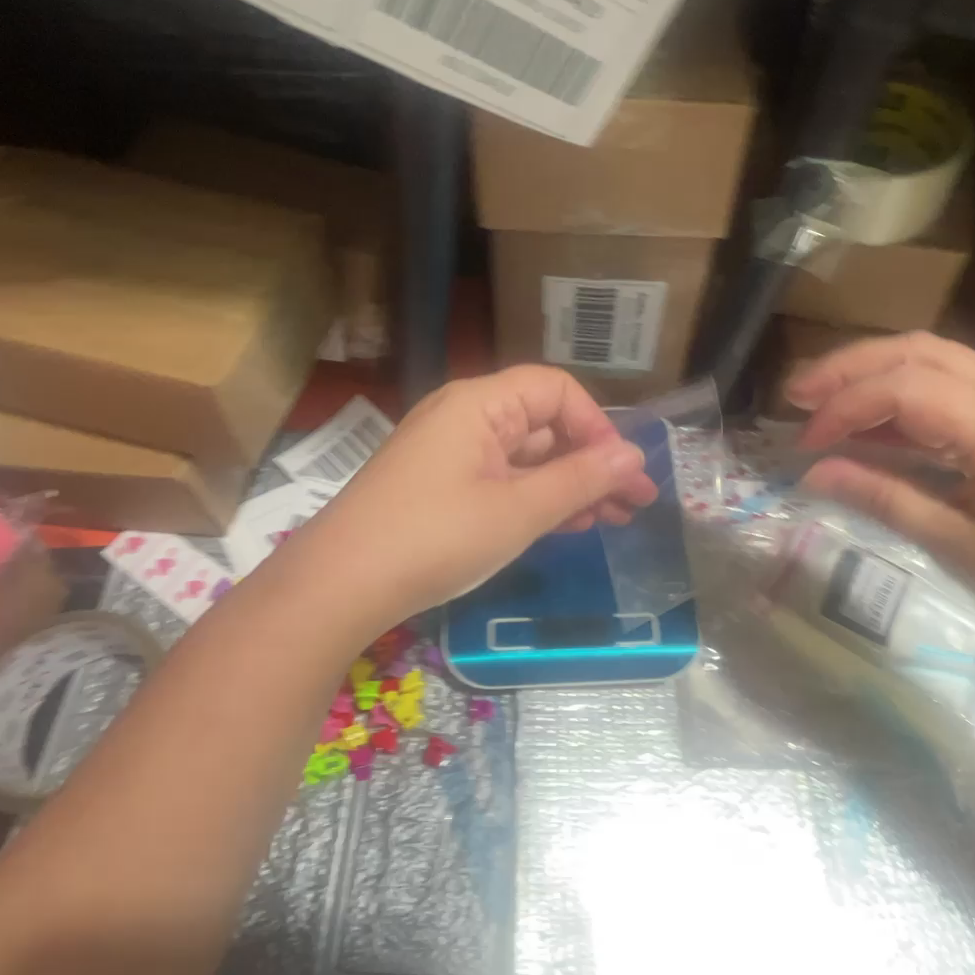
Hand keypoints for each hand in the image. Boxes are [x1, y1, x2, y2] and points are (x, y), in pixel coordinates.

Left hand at [285, 366, 658, 624]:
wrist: (340, 584)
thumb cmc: (435, 538)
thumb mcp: (518, 511)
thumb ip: (580, 480)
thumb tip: (634, 456)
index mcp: (480, 404)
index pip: (557, 390)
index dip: (597, 426)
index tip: (622, 473)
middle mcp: (463, 416)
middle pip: (543, 423)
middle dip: (592, 461)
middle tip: (634, 504)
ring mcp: (448, 452)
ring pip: (524, 457)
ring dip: (568, 484)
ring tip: (609, 521)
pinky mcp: (438, 486)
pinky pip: (499, 479)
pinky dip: (533, 498)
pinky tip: (564, 526)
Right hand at [785, 333, 974, 661]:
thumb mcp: (959, 548)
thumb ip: (883, 499)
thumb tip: (812, 474)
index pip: (906, 388)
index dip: (845, 407)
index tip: (803, 446)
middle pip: (919, 352)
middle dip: (850, 368)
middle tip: (795, 397)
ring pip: (936, 361)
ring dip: (874, 374)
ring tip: (821, 402)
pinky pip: (952, 391)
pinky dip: (902, 398)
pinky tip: (870, 425)